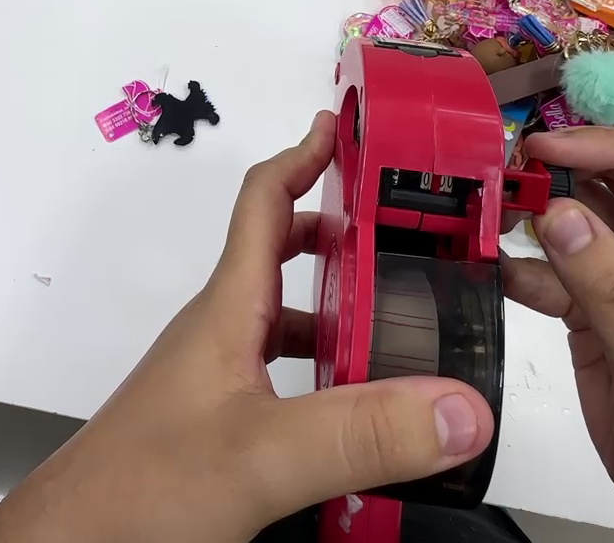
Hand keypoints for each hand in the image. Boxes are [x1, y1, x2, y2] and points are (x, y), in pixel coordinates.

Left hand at [0, 113, 495, 542]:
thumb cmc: (147, 485)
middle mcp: (224, 327)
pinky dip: (324, 369)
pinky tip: (357, 407)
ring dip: (337, 307)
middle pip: (283, 252)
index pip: (265, 200)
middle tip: (405, 237)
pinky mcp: (218, 415)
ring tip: (402, 324)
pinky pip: (282, 370)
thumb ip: (364, 433)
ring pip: (286, 316)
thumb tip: (466, 405)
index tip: (347, 128)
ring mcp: (218, 372)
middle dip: (340, 232)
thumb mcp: (264, 457)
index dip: (304, 155)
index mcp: (229, 306)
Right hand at [504, 127, 613, 542]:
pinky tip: (499, 267)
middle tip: (512, 164)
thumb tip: (557, 212)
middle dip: (573, 171)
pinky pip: (562, 265)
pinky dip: (528, 265)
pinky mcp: (605, 302)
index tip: (549, 146)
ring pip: (591, 218)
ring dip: (543, 211)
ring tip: (495, 204)